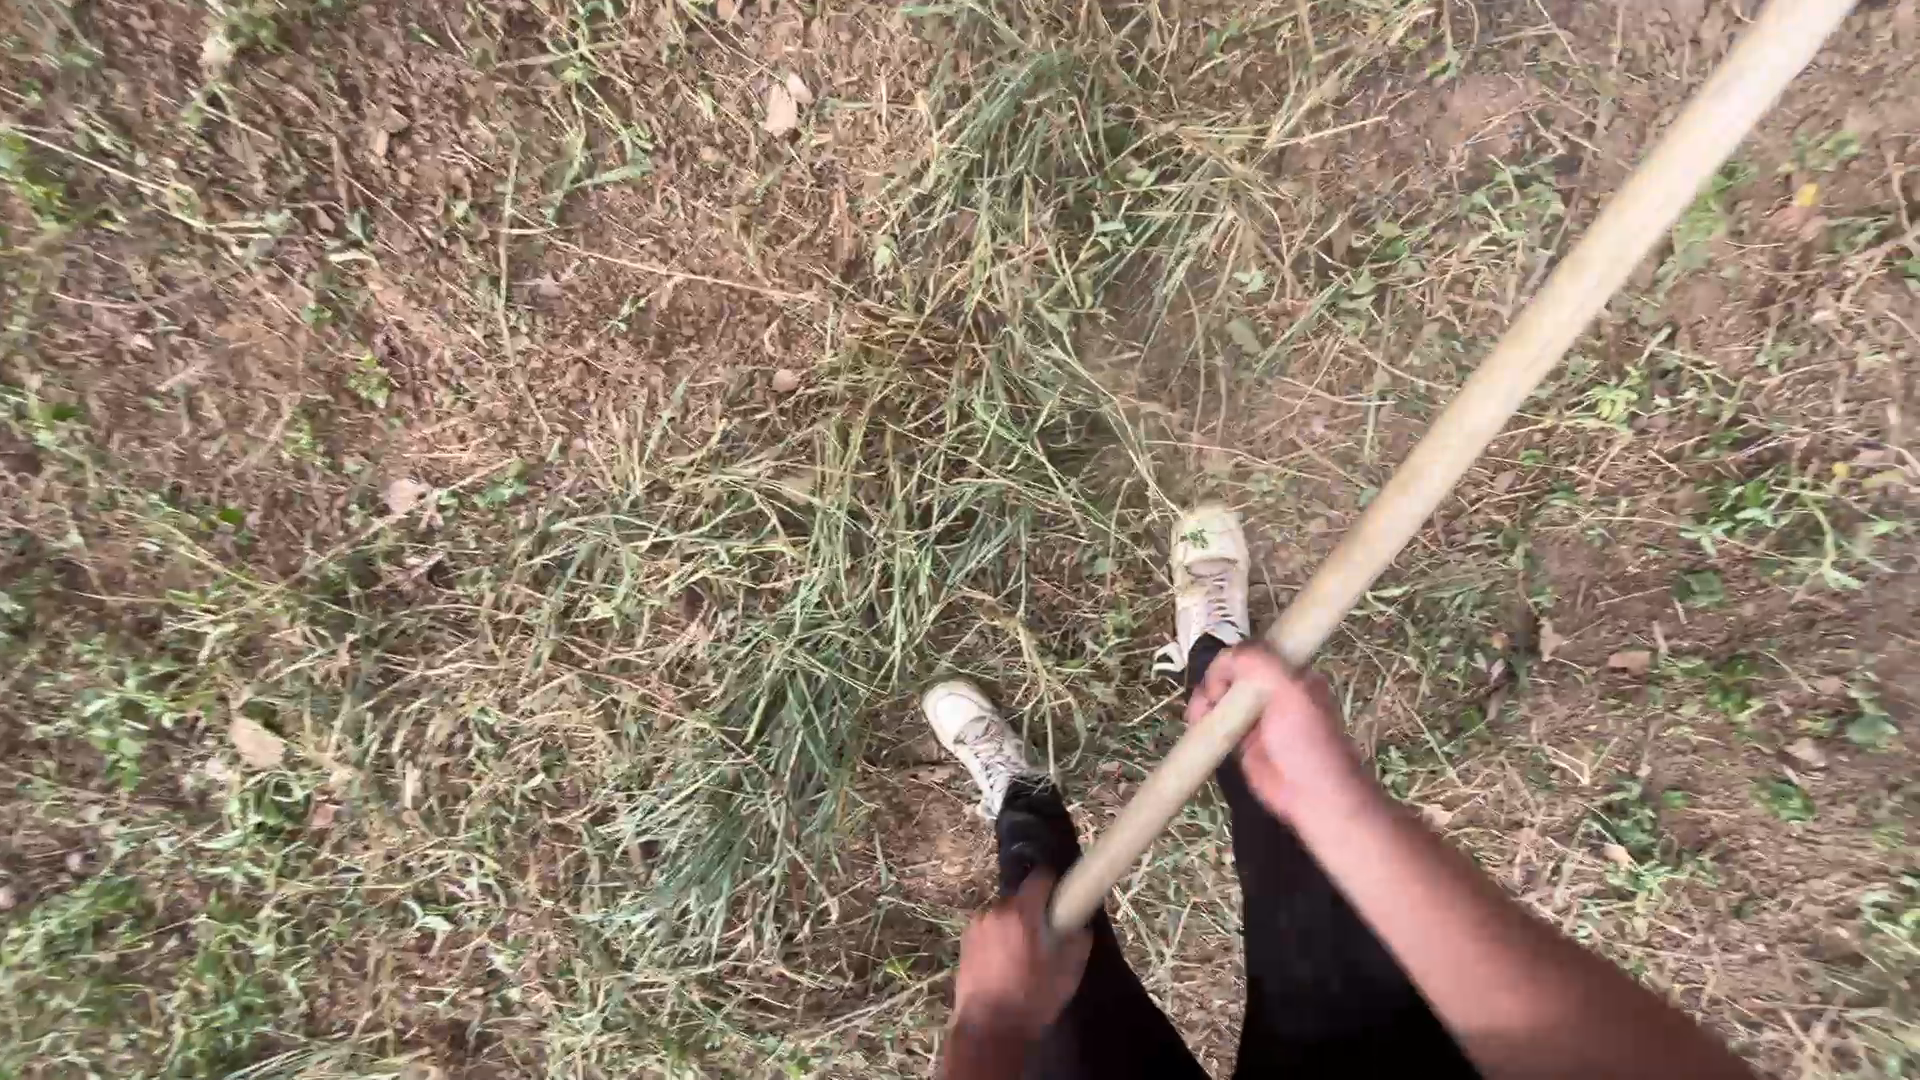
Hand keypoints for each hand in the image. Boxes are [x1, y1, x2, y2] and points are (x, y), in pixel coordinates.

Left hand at [951, 870, 1091, 1042]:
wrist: (989, 1030)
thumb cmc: (1033, 1000)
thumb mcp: (1068, 973)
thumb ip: (1078, 939)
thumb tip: (1079, 922)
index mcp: (1023, 913)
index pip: (1040, 876)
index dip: (1053, 884)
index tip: (1061, 899)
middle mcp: (997, 910)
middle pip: (1021, 897)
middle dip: (1033, 910)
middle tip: (1043, 937)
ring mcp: (977, 924)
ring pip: (1003, 913)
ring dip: (1014, 924)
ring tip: (1020, 956)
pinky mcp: (965, 939)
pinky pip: (988, 927)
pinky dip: (997, 937)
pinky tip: (1002, 964)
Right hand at [1186, 644, 1370, 822]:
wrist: (1312, 795)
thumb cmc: (1306, 740)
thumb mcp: (1290, 690)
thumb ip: (1258, 662)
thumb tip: (1225, 656)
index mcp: (1289, 673)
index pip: (1250, 652)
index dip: (1231, 661)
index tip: (1223, 678)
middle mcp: (1270, 691)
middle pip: (1229, 673)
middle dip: (1213, 682)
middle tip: (1210, 699)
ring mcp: (1254, 716)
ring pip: (1217, 695)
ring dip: (1203, 701)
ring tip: (1199, 715)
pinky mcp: (1239, 739)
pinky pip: (1214, 721)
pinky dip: (1201, 719)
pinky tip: (1197, 724)